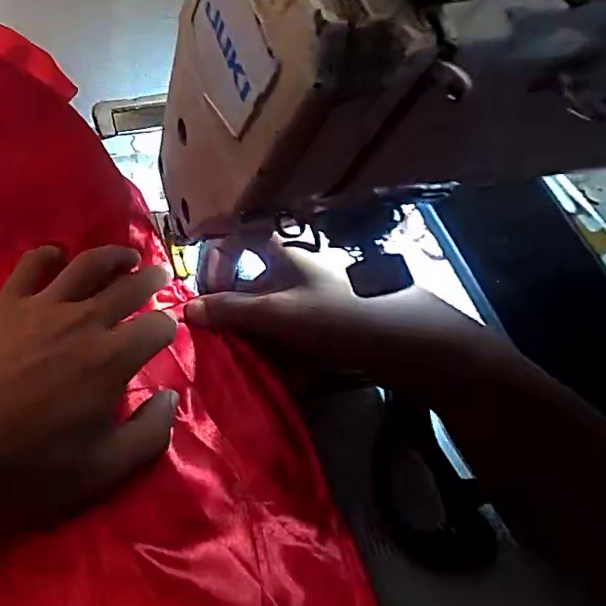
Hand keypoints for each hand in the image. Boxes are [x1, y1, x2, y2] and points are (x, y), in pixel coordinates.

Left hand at [0, 245, 180, 516]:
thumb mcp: (101, 467)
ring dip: (113, 256)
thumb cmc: (30, 459)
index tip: (168, 329)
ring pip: (87, 265)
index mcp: (112, 359)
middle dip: (152, 278)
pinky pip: (33, 264)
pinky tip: (58, 256)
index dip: (168, 325)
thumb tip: (171, 398)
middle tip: (161, 273)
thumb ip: (148, 435)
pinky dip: (50, 254)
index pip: (156, 327)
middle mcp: (84, 320)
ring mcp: (44, 304)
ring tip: (125, 255)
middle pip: (129, 286)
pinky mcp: (9, 300)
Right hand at [183, 238, 524, 389]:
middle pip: (250, 275)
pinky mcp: (334, 314)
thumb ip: (233, 310)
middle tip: (221, 334)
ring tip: (250, 355)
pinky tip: (285, 366)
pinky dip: (281, 340)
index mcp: (283, 249)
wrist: (419, 345)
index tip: (201, 295)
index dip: (212, 262)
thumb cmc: (343, 318)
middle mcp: (299, 262)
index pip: (233, 239)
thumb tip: (187, 307)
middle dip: (231, 305)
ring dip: (255, 328)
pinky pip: (294, 323)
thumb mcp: (280, 315)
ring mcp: (318, 288)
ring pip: (272, 302)